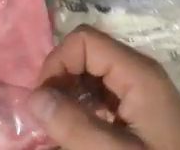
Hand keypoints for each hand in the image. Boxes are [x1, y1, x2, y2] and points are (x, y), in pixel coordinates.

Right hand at [30, 27, 179, 149]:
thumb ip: (74, 126)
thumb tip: (34, 97)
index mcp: (138, 73)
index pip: (84, 40)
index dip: (57, 63)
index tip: (41, 102)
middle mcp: (141, 74)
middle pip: (88, 56)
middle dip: (61, 82)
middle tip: (46, 120)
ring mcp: (144, 94)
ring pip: (94, 79)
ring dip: (71, 100)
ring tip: (59, 131)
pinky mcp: (145, 115)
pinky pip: (107, 100)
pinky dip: (87, 113)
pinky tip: (80, 138)